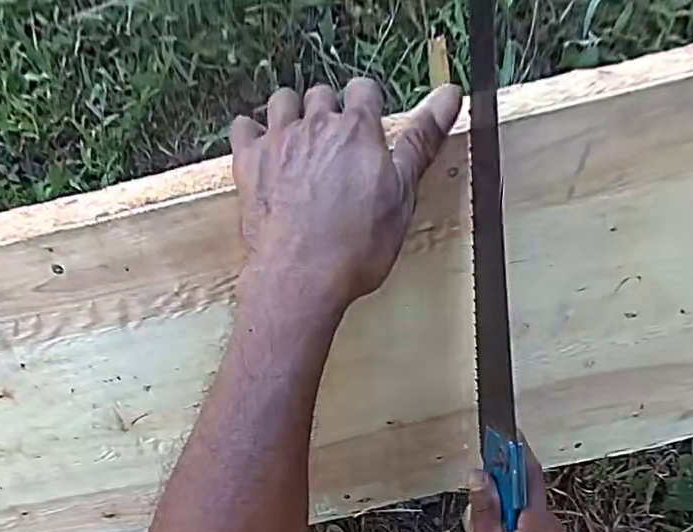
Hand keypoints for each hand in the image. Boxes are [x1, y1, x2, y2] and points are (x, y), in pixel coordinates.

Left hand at [230, 78, 462, 308]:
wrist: (301, 278)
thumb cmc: (356, 249)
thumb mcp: (401, 199)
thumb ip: (420, 143)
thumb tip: (449, 95)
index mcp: (358, 131)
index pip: (365, 91)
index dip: (367, 109)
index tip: (367, 132)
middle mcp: (317, 126)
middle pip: (322, 96)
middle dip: (328, 115)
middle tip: (333, 151)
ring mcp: (279, 142)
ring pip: (283, 102)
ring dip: (292, 115)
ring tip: (300, 147)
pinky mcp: (249, 164)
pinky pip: (243, 127)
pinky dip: (252, 133)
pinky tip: (262, 152)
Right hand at [467, 450, 567, 531]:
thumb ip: (484, 510)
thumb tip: (478, 474)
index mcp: (536, 522)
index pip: (528, 474)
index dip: (513, 451)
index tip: (500, 432)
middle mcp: (548, 522)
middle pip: (525, 485)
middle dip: (502, 475)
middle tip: (480, 469)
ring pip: (523, 501)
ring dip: (502, 496)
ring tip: (481, 507)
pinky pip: (524, 515)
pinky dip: (507, 511)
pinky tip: (491, 525)